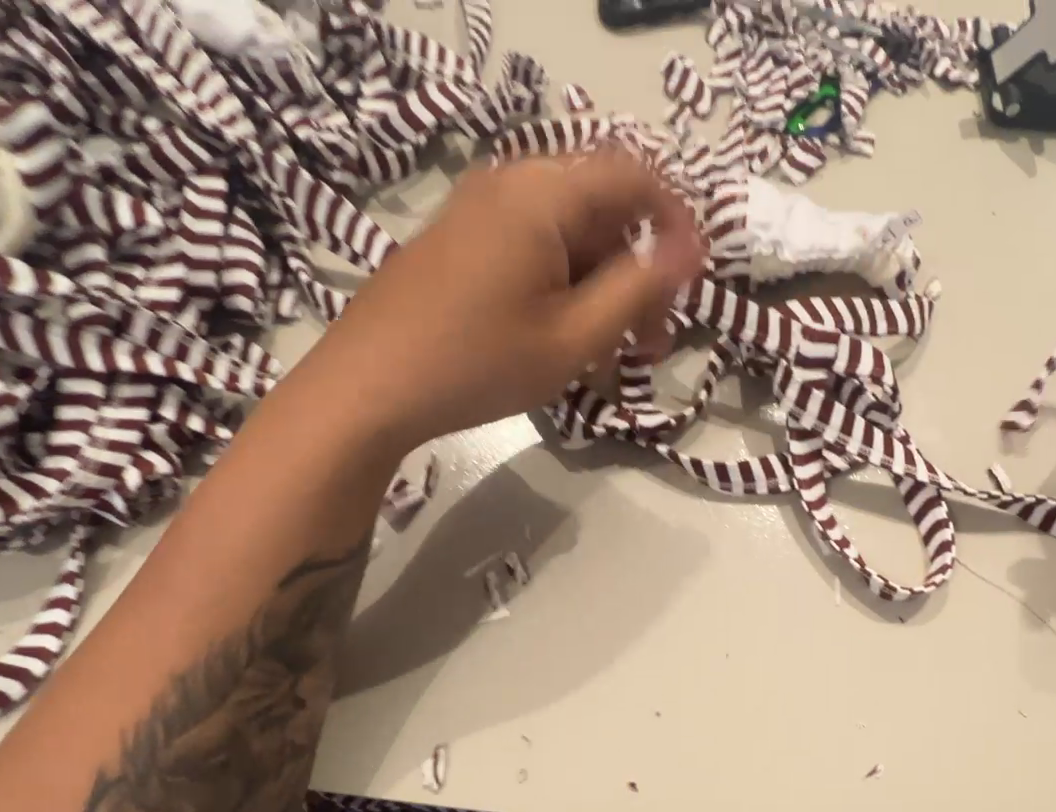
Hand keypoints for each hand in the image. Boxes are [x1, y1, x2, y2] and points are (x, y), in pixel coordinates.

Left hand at [293, 152, 705, 455]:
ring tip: (609, 355)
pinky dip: (560, 288)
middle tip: (651, 342)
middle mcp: (508, 185)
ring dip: (600, 288)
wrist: (364, 390)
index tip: (690, 285)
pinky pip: (529, 250)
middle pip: (600, 209)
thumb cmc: (476, 364)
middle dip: (636, 272)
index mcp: (541, 193)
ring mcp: (476, 213)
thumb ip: (639, 289)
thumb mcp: (573, 336)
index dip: (676, 224)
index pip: (635, 177)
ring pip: (565, 236)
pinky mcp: (457, 244)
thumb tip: (689, 252)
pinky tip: (561, 342)